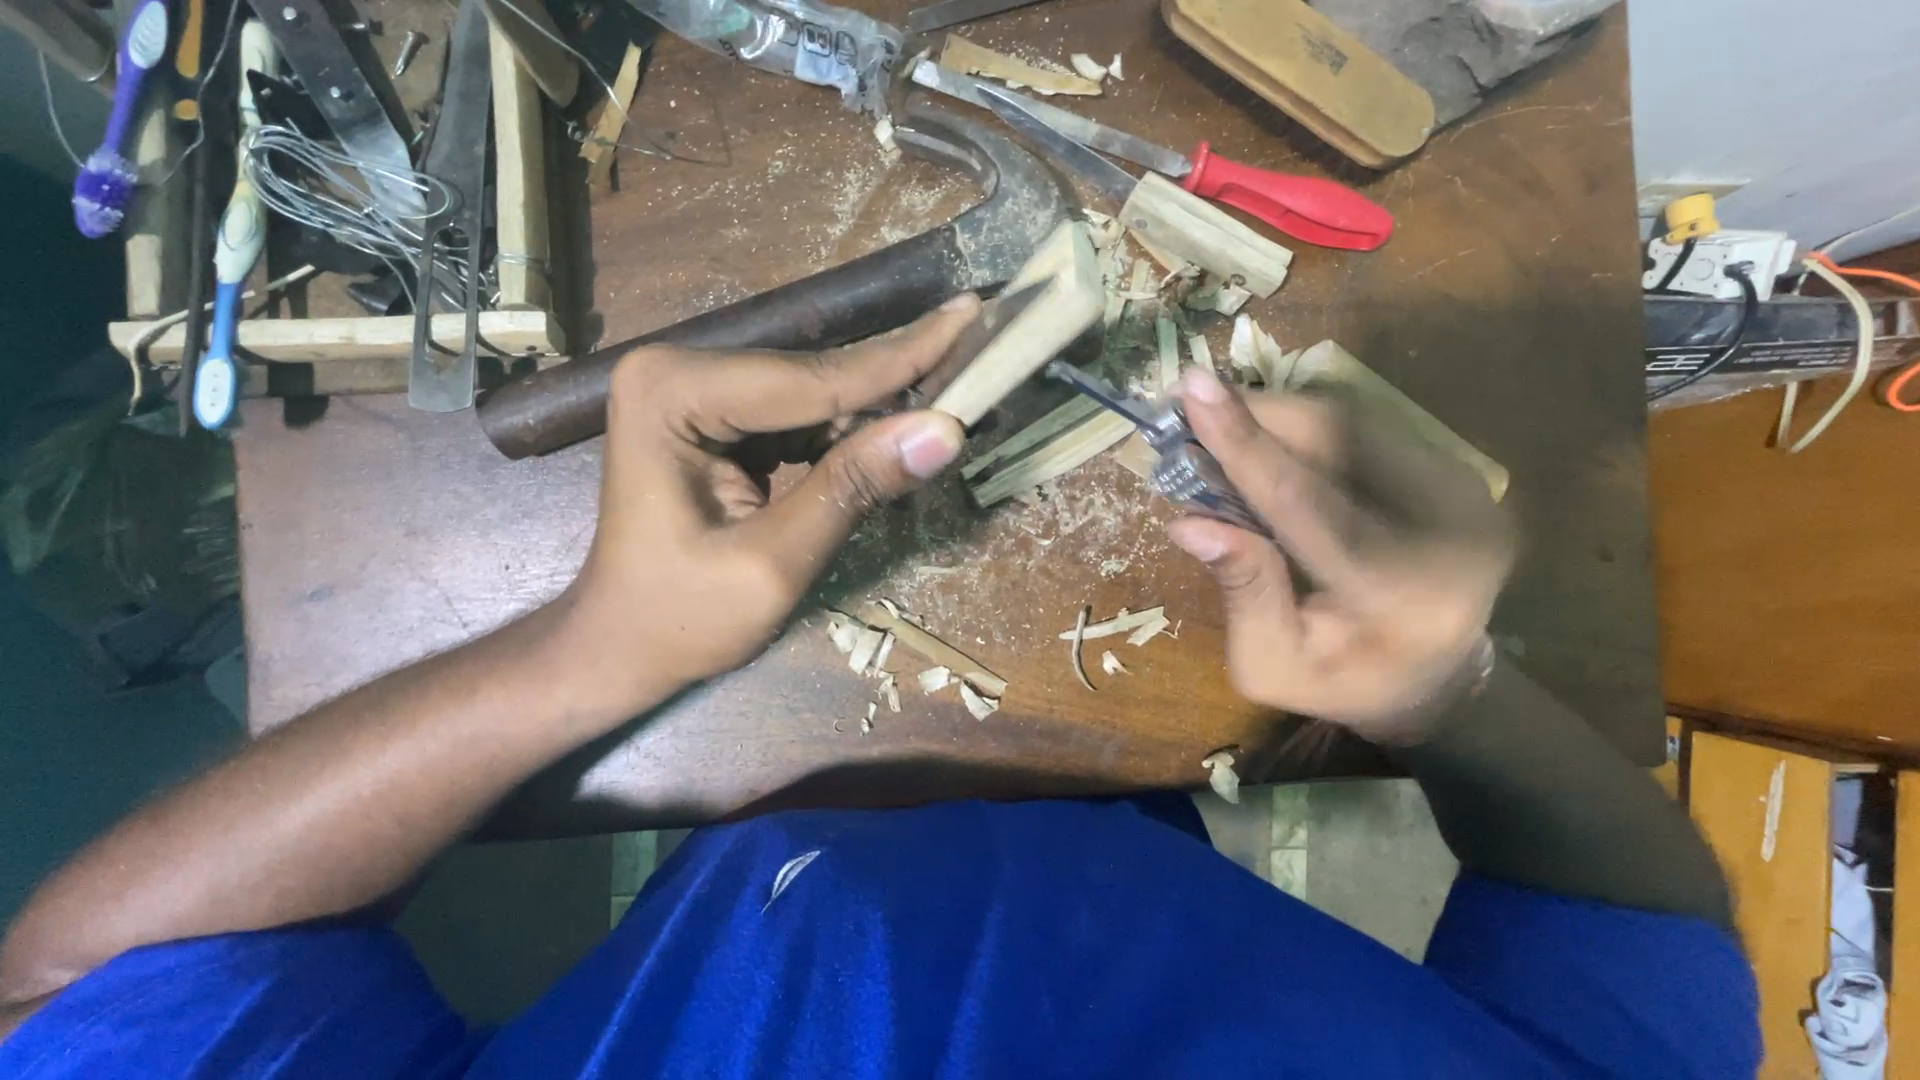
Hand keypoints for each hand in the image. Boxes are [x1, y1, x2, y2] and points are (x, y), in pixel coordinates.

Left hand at [551, 296, 979, 716]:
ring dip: (882, 407)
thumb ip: (854, 488)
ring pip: (815, 394)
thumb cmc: (679, 619)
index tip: (973, 316)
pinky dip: (850, 434)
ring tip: (958, 394)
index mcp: (674, 392)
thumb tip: (945, 430)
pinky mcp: (717, 419)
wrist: (618, 648)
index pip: (813, 379)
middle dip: (899, 378)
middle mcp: (680, 371)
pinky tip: (898, 437)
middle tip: (981, 350)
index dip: (903, 360)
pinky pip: (801, 418)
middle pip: (815, 376)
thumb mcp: (773, 562)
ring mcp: (697, 392)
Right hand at [1165, 367, 1513, 744]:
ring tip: (1216, 415)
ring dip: (1276, 412)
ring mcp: (1464, 490)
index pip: (1306, 502)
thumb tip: (1188, 524)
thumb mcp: (1272, 663)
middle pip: (1336, 439)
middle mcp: (1450, 527)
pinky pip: (1365, 428)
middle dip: (1256, 414)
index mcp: (1399, 590)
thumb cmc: (1341, 680)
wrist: (1435, 675)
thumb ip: (1241, 592)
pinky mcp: (1455, 471)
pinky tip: (1265, 434)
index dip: (1244, 445)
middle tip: (1189, 400)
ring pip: (1352, 421)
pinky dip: (1305, 424)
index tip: (1191, 391)